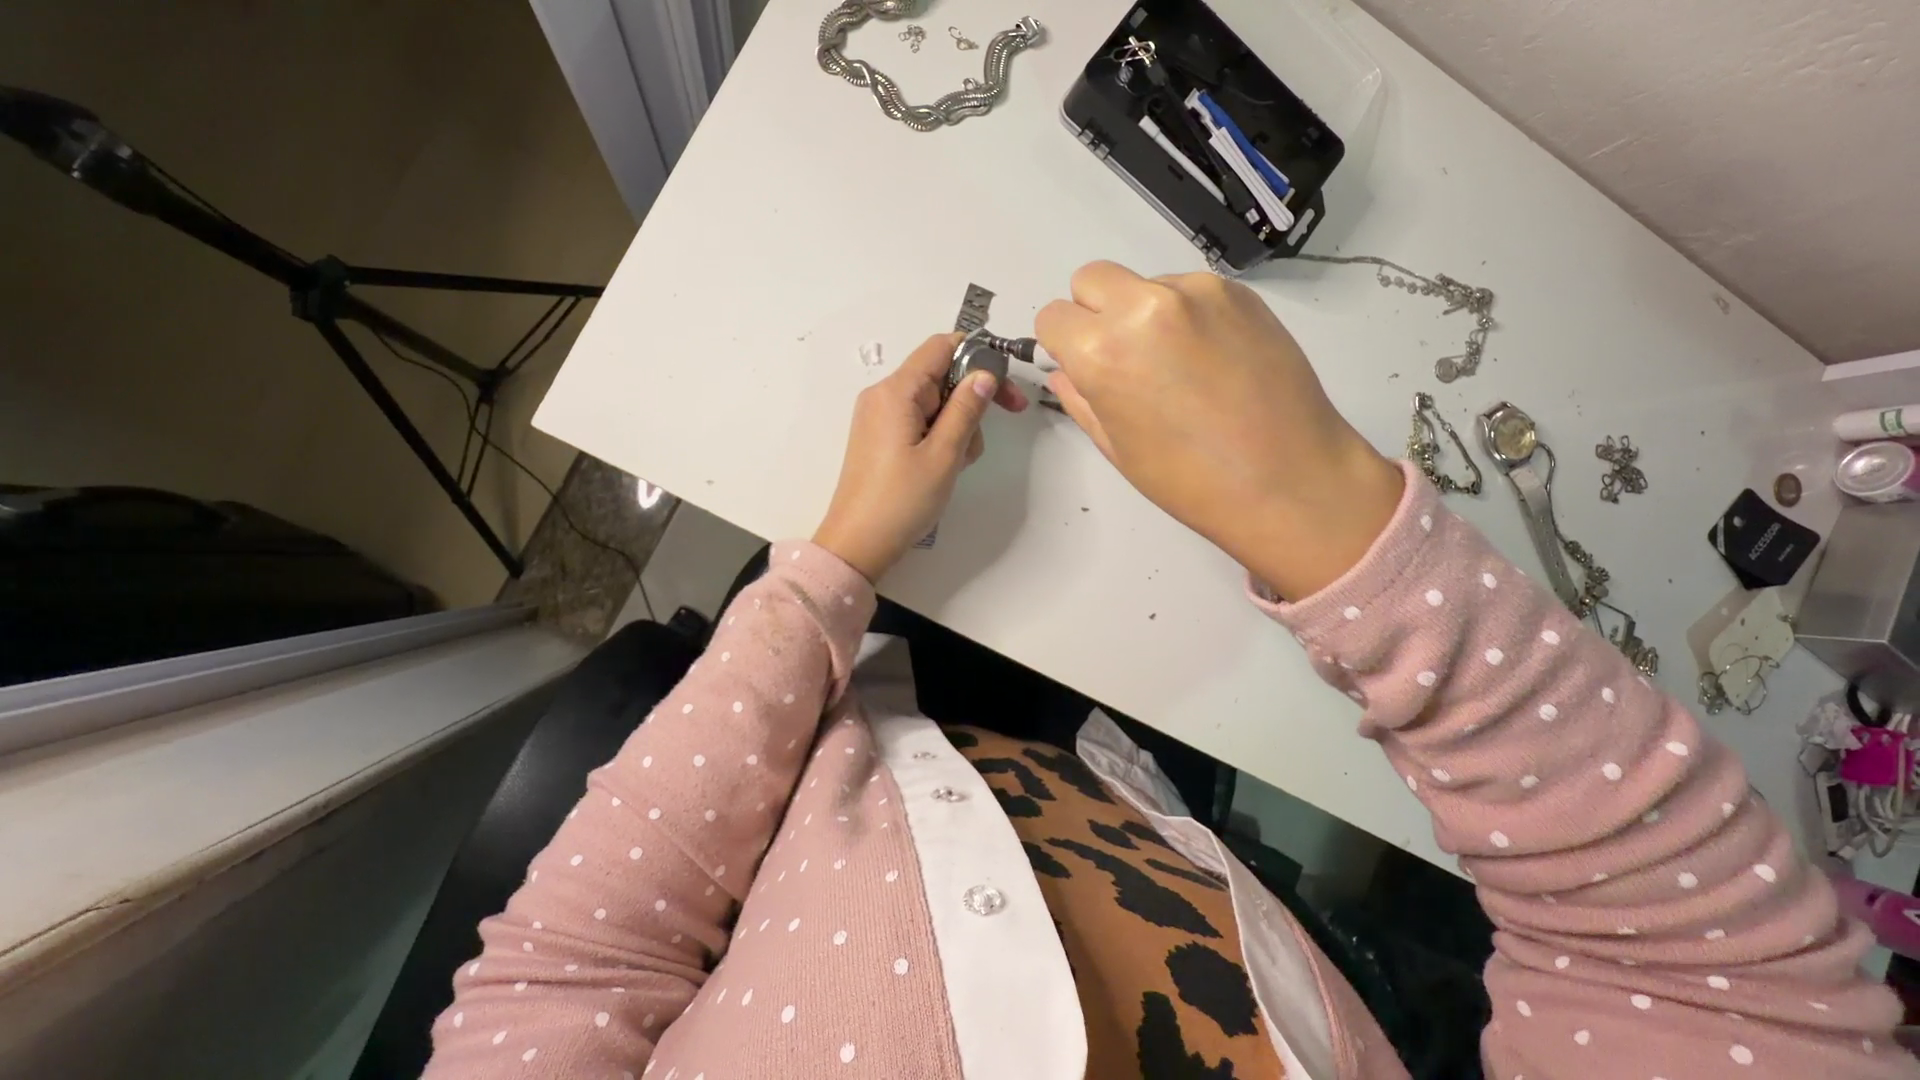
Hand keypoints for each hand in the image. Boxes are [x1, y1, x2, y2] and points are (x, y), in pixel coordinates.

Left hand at [813, 332, 1028, 581]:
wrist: (857, 545)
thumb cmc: (901, 501)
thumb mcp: (944, 455)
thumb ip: (967, 409)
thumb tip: (986, 373)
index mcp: (896, 391)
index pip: (941, 347)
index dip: (979, 356)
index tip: (1005, 385)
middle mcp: (883, 395)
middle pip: (940, 376)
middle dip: (970, 400)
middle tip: (992, 430)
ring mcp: (879, 417)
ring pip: (934, 403)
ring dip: (957, 426)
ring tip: (957, 464)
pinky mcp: (880, 438)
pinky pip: (919, 423)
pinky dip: (939, 438)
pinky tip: (944, 467)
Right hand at [1036, 261, 1402, 599]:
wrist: (1289, 479)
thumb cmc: (1192, 480)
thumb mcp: (1118, 447)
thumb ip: (1081, 399)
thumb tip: (1066, 372)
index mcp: (1103, 350)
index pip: (1054, 317)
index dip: (1063, 344)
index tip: (1084, 368)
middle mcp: (1144, 306)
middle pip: (1092, 279)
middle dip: (1095, 312)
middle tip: (1125, 358)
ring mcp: (1197, 292)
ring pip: (1144, 282)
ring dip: (1145, 312)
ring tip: (1180, 365)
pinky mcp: (1239, 292)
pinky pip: (1191, 290)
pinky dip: (1188, 314)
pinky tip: (1213, 358)